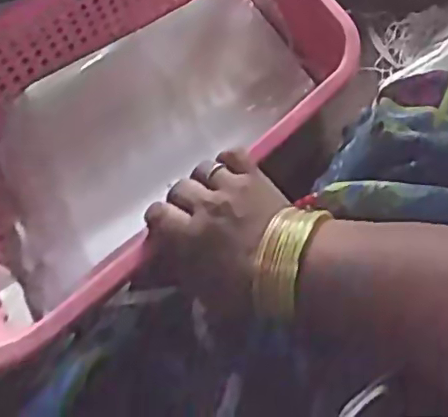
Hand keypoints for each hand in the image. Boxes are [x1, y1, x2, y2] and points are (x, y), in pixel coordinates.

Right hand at [143, 150, 291, 319]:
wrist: (289, 261)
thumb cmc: (245, 286)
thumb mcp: (204, 292)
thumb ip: (181, 273)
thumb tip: (165, 266)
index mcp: (188, 234)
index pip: (157, 213)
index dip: (157, 216)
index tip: (163, 222)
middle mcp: (205, 204)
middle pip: (179, 187)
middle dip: (180, 198)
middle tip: (188, 208)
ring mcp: (230, 185)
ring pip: (204, 168)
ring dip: (203, 179)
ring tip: (210, 188)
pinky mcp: (253, 174)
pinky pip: (233, 154)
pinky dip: (227, 159)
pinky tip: (229, 169)